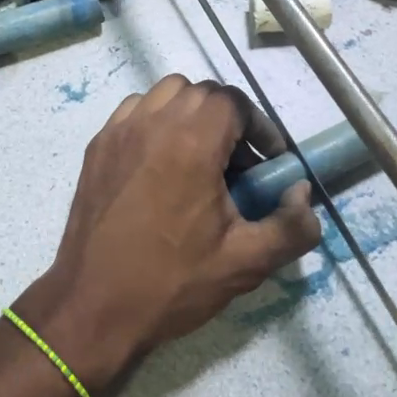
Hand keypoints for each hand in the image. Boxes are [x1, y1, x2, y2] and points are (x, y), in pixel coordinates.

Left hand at [14, 74, 322, 390]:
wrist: (93, 305)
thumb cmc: (171, 282)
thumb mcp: (244, 263)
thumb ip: (290, 226)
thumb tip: (302, 193)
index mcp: (192, 143)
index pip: (233, 101)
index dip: (257, 125)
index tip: (267, 160)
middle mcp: (154, 122)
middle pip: (202, 92)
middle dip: (227, 118)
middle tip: (238, 164)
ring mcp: (121, 130)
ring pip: (166, 93)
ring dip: (190, 113)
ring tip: (199, 157)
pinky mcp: (98, 144)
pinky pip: (135, 110)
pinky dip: (155, 120)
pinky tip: (160, 162)